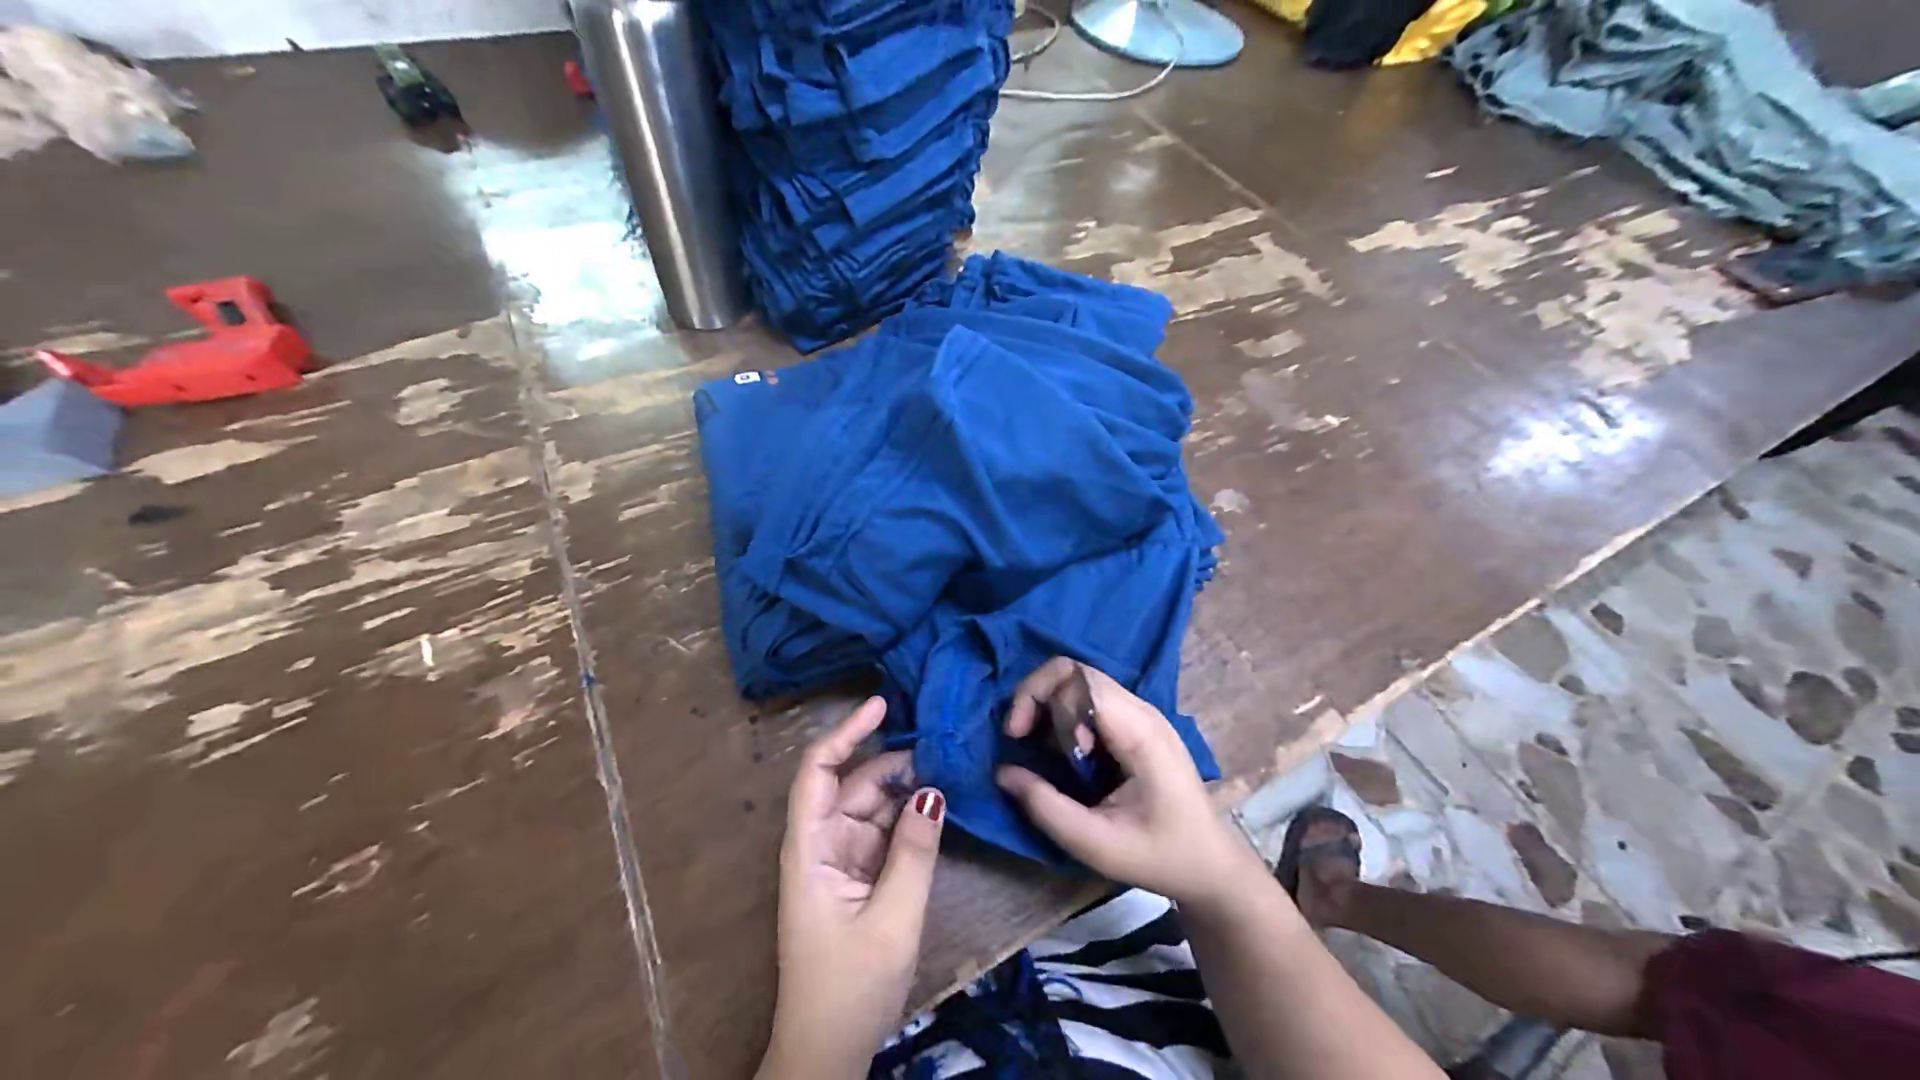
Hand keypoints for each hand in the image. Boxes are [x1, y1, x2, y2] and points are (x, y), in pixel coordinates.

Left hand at [761, 697, 946, 1079]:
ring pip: (872, 806)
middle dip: (892, 761)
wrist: (829, 1050)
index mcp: (809, 849)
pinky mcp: (860, 875)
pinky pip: (884, 833)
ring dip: (905, 788)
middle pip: (852, 784)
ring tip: (948, 766)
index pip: (819, 772)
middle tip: (941, 743)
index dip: (846, 733)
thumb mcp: (892, 920)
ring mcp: (842, 859)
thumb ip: (914, 853)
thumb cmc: (850, 987)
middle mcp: (822, 843)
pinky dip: (909, 817)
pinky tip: (938, 803)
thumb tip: (932, 791)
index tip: (882, 705)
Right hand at [996, 658, 1264, 908]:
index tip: (1018, 738)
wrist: (1211, 865)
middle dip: (1037, 696)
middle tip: (1020, 737)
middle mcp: (1141, 711)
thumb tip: (1002, 772)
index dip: (1038, 697)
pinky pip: (1091, 699)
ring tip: (1040, 747)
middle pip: (1076, 672)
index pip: (1079, 679)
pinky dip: (1065, 715)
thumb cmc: (1160, 857)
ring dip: (1050, 706)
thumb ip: (1046, 807)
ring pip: (1081, 682)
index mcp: (1139, 732)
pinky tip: (1064, 751)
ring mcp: (1142, 714)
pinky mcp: (1137, 724)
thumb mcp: (1096, 844)